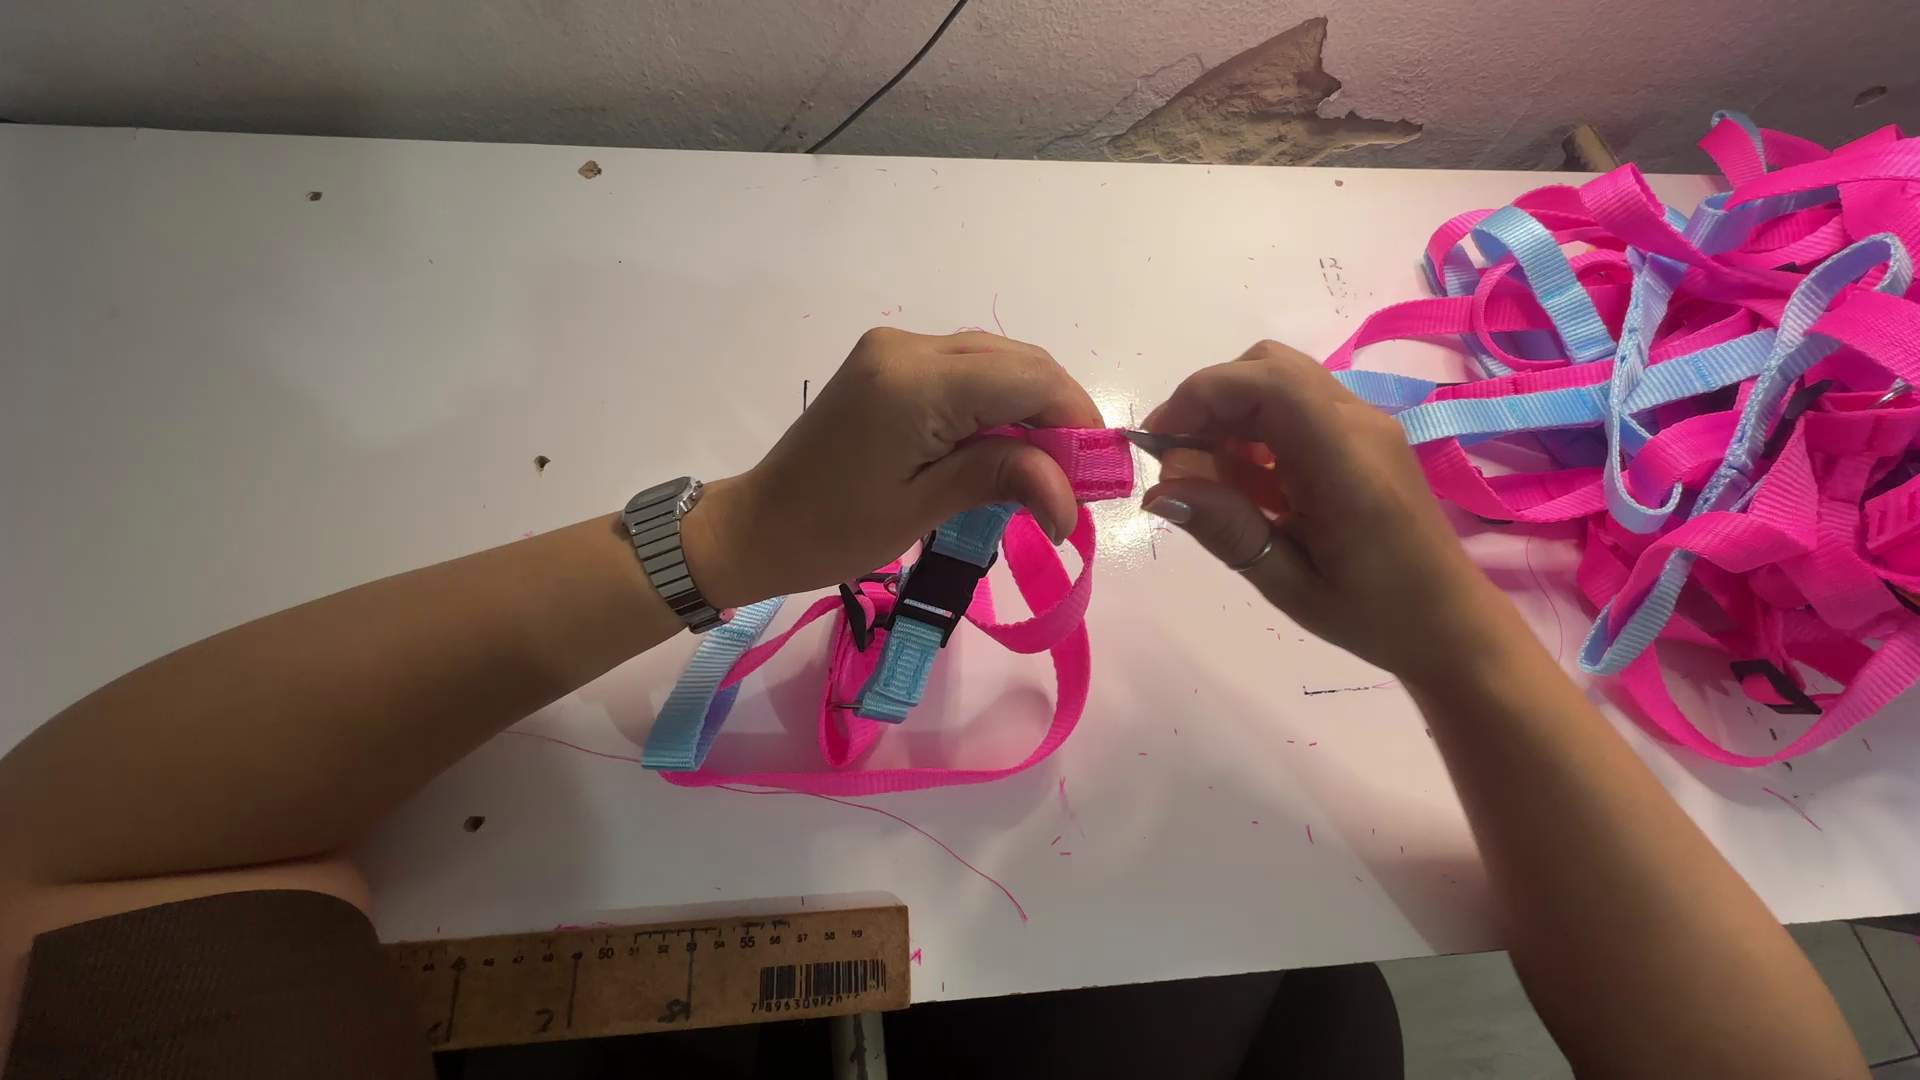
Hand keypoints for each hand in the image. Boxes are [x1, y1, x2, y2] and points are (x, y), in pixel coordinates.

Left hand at [684, 328, 1103, 607]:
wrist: (759, 524)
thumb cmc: (834, 531)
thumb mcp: (924, 509)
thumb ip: (1002, 479)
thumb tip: (1074, 498)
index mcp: (915, 382)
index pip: (1026, 377)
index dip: (1074, 418)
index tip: (1093, 474)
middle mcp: (908, 347)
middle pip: (1016, 361)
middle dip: (1057, 415)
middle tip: (1070, 480)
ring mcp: (895, 348)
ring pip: (995, 361)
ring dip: (1029, 408)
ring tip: (1041, 469)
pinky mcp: (888, 362)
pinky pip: (965, 369)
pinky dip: (996, 403)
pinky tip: (1002, 446)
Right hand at [1141, 340, 1518, 685]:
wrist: (1448, 624)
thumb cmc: (1372, 615)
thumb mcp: (1288, 584)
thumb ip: (1226, 530)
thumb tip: (1158, 490)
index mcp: (1347, 462)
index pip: (1268, 384)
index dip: (1201, 396)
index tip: (1157, 442)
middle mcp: (1359, 424)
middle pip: (1268, 367)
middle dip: (1206, 401)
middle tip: (1174, 460)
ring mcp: (1363, 424)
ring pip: (1277, 379)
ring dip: (1227, 413)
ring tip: (1203, 472)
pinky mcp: (1358, 435)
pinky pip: (1293, 406)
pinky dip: (1250, 427)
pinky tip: (1239, 478)